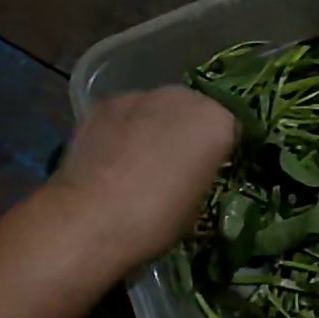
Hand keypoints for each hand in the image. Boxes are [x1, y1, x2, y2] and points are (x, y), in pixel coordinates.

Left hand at [47, 87, 238, 265]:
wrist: (91, 218)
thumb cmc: (153, 221)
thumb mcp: (194, 209)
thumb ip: (197, 178)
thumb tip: (184, 176)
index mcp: (215, 122)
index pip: (227, 130)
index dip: (214, 152)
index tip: (202, 172)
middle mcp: (181, 97)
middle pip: (189, 110)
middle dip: (181, 132)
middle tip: (166, 166)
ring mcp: (138, 96)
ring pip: (152, 109)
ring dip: (147, 127)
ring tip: (131, 162)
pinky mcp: (101, 104)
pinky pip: (119, 115)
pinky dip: (116, 130)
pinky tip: (106, 158)